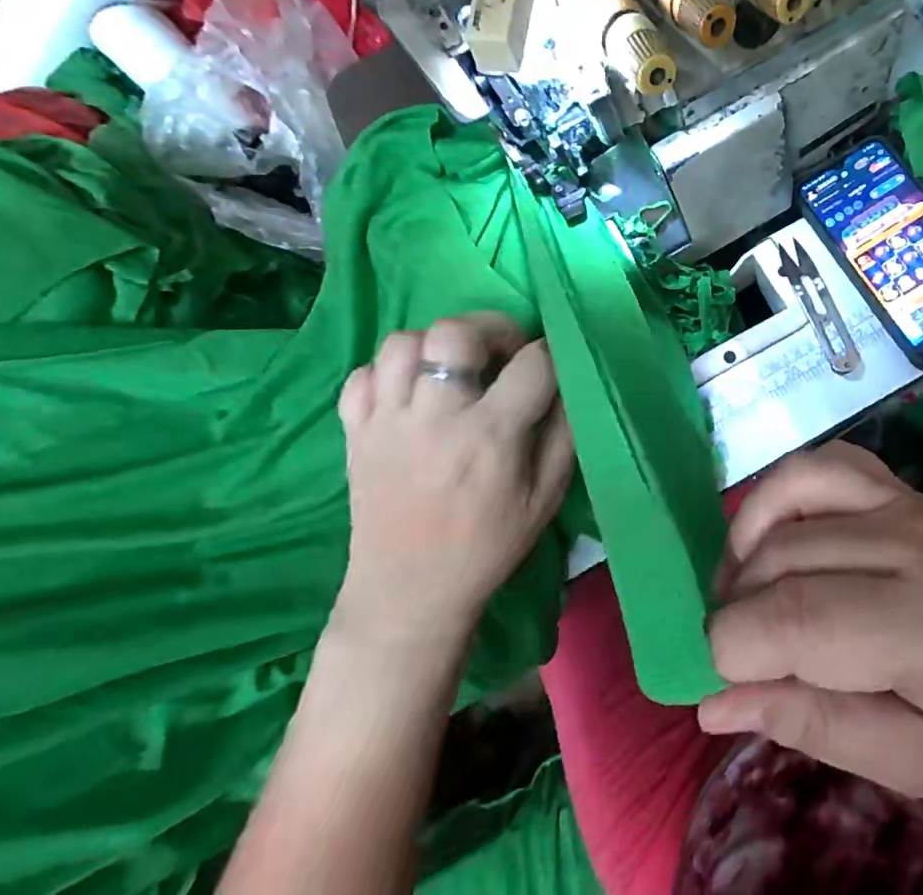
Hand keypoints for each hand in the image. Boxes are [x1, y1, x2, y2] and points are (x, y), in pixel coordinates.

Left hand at [333, 314, 576, 646]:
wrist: (408, 593)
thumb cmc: (487, 547)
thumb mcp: (545, 498)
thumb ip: (564, 435)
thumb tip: (568, 382)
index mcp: (490, 437)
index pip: (532, 364)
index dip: (550, 352)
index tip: (550, 364)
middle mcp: (435, 418)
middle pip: (455, 332)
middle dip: (490, 329)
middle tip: (501, 353)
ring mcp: (386, 421)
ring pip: (403, 342)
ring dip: (436, 346)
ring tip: (453, 370)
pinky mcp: (354, 432)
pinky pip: (363, 374)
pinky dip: (389, 372)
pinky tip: (411, 394)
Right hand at [698, 442, 922, 804]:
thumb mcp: (912, 766)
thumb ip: (812, 725)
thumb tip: (713, 703)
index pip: (796, 618)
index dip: (733, 647)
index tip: (723, 680)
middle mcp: (916, 547)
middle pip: (780, 558)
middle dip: (733, 608)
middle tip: (738, 653)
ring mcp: (908, 506)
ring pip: (786, 497)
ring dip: (744, 547)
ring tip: (746, 593)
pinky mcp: (902, 490)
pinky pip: (819, 466)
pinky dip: (778, 495)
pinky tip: (778, 539)